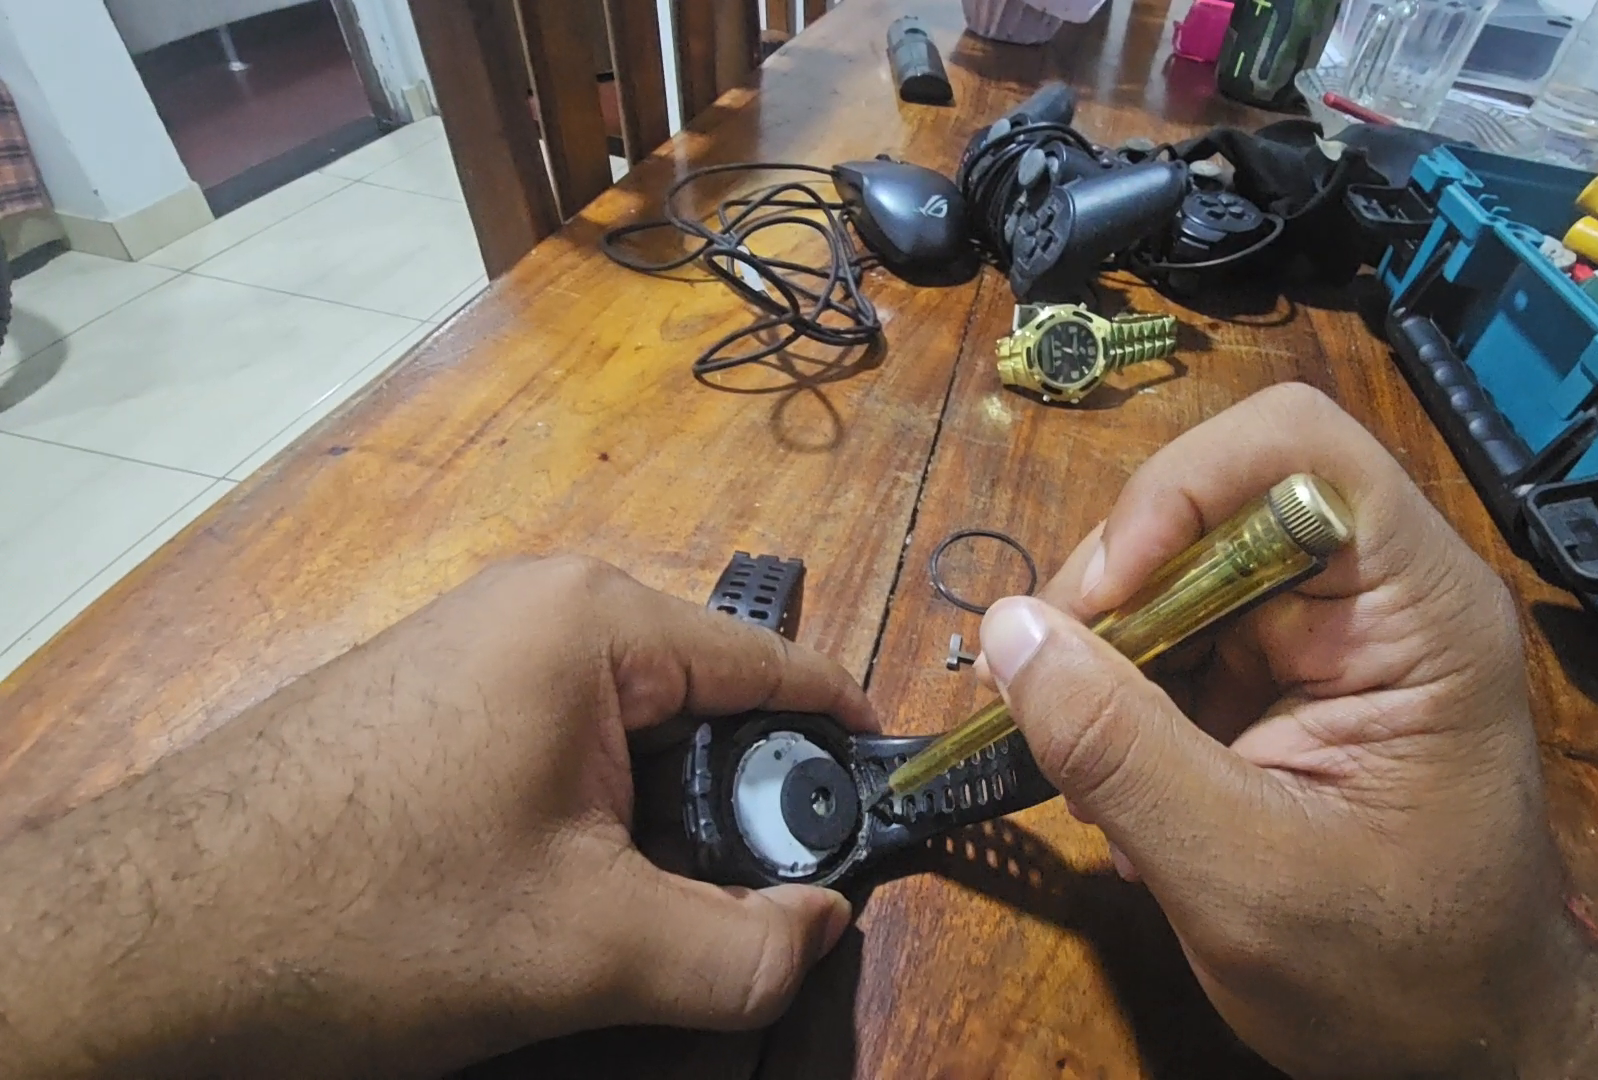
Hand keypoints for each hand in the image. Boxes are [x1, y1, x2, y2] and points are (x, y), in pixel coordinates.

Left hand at [0, 556, 869, 1077]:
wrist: (111, 953)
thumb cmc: (364, 921)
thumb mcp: (576, 949)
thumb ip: (733, 950)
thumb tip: (830, 925)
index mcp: (599, 621)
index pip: (766, 658)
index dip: (836, 713)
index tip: (878, 765)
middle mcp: (555, 598)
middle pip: (707, 680)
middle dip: (753, 765)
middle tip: (771, 853)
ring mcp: (498, 626)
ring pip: (648, 699)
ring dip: (685, 776)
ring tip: (682, 862)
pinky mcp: (458, 668)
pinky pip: (586, 707)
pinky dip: (623, 771)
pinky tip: (596, 840)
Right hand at [979, 385, 1597, 1077]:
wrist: (1458, 1042)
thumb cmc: (1396, 978)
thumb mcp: (1245, 879)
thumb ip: (1122, 752)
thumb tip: (1008, 632)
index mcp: (1414, 607)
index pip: (1295, 446)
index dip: (1181, 489)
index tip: (1105, 596)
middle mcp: (1363, 590)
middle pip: (1203, 506)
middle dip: (1109, 590)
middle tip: (1042, 691)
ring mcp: (1309, 626)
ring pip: (1164, 571)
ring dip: (1098, 651)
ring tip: (1075, 757)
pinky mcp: (1266, 667)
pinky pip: (1161, 633)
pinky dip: (1112, 690)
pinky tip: (1109, 775)